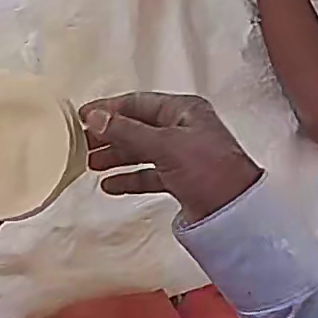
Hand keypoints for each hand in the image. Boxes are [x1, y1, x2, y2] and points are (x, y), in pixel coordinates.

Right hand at [80, 93, 262, 223]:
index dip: (110, 109)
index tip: (83, 116)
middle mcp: (183, 129)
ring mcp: (183, 156)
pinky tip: (110, 184)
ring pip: (141, 151)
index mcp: (184, 110)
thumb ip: (127, 131)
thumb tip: (95, 117)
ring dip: (116, 156)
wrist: (236, 214)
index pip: (139, 103)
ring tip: (90, 163)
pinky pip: (149, 174)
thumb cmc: (208, 170)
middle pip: (138, 127)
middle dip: (109, 134)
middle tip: (81, 142)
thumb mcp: (164, 146)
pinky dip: (130, 178)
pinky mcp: (181, 180)